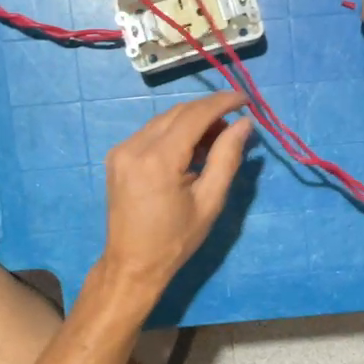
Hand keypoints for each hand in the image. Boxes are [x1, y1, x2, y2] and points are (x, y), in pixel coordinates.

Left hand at [100, 89, 254, 293]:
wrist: (132, 264)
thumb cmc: (175, 240)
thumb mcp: (209, 202)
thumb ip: (227, 158)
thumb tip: (244, 124)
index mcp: (158, 160)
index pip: (195, 115)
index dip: (223, 102)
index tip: (246, 99)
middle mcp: (135, 146)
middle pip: (178, 112)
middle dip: (209, 112)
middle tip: (235, 126)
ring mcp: (122, 150)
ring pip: (164, 120)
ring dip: (192, 122)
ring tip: (216, 140)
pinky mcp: (117, 156)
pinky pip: (151, 132)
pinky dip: (174, 133)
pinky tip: (190, 149)